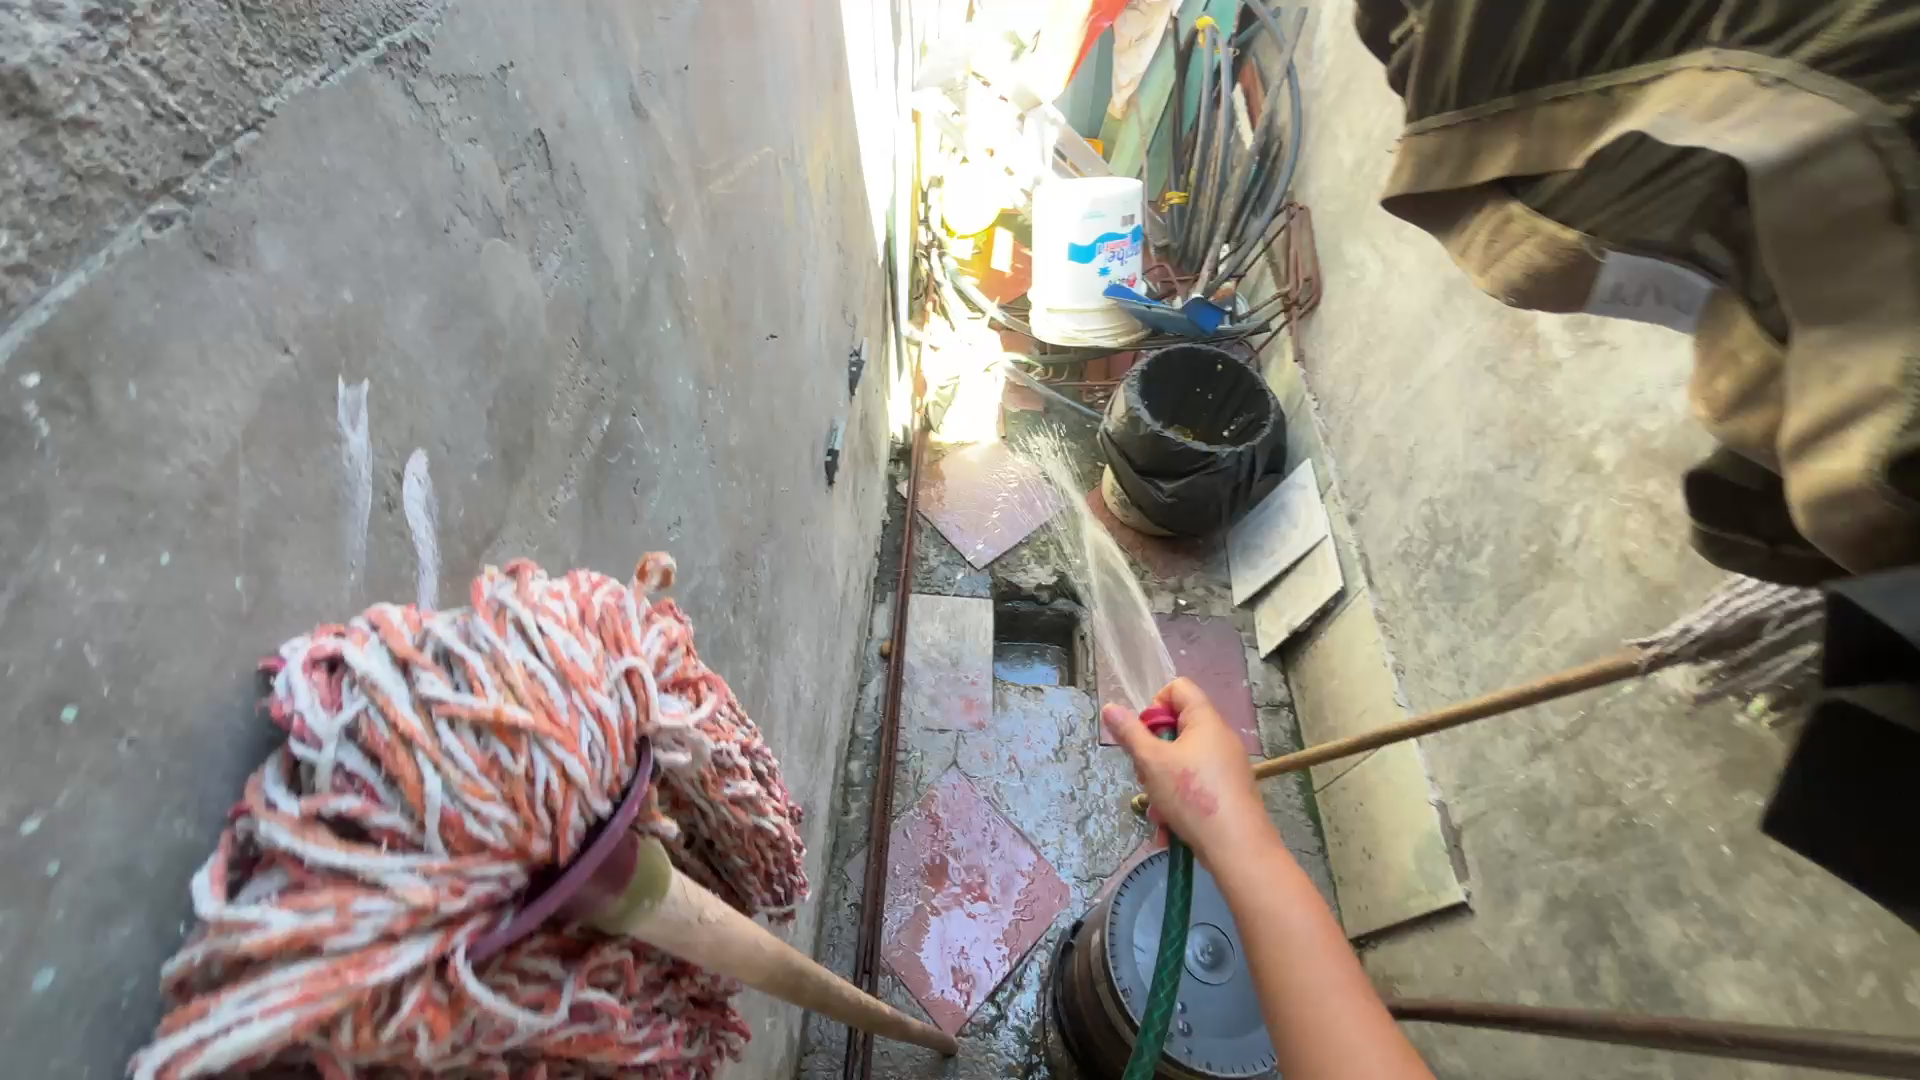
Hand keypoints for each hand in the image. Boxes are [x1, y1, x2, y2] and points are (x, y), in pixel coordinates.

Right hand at [1102, 677, 1274, 862]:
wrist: (1238, 849)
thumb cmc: (1193, 795)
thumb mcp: (1152, 762)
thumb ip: (1129, 733)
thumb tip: (1110, 707)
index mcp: (1205, 720)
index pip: (1177, 688)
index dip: (1155, 705)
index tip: (1145, 734)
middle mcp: (1219, 737)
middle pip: (1176, 728)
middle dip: (1153, 753)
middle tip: (1145, 776)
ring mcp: (1226, 766)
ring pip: (1182, 761)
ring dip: (1161, 783)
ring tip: (1156, 809)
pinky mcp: (1228, 791)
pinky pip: (1195, 784)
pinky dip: (1178, 799)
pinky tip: (1169, 826)